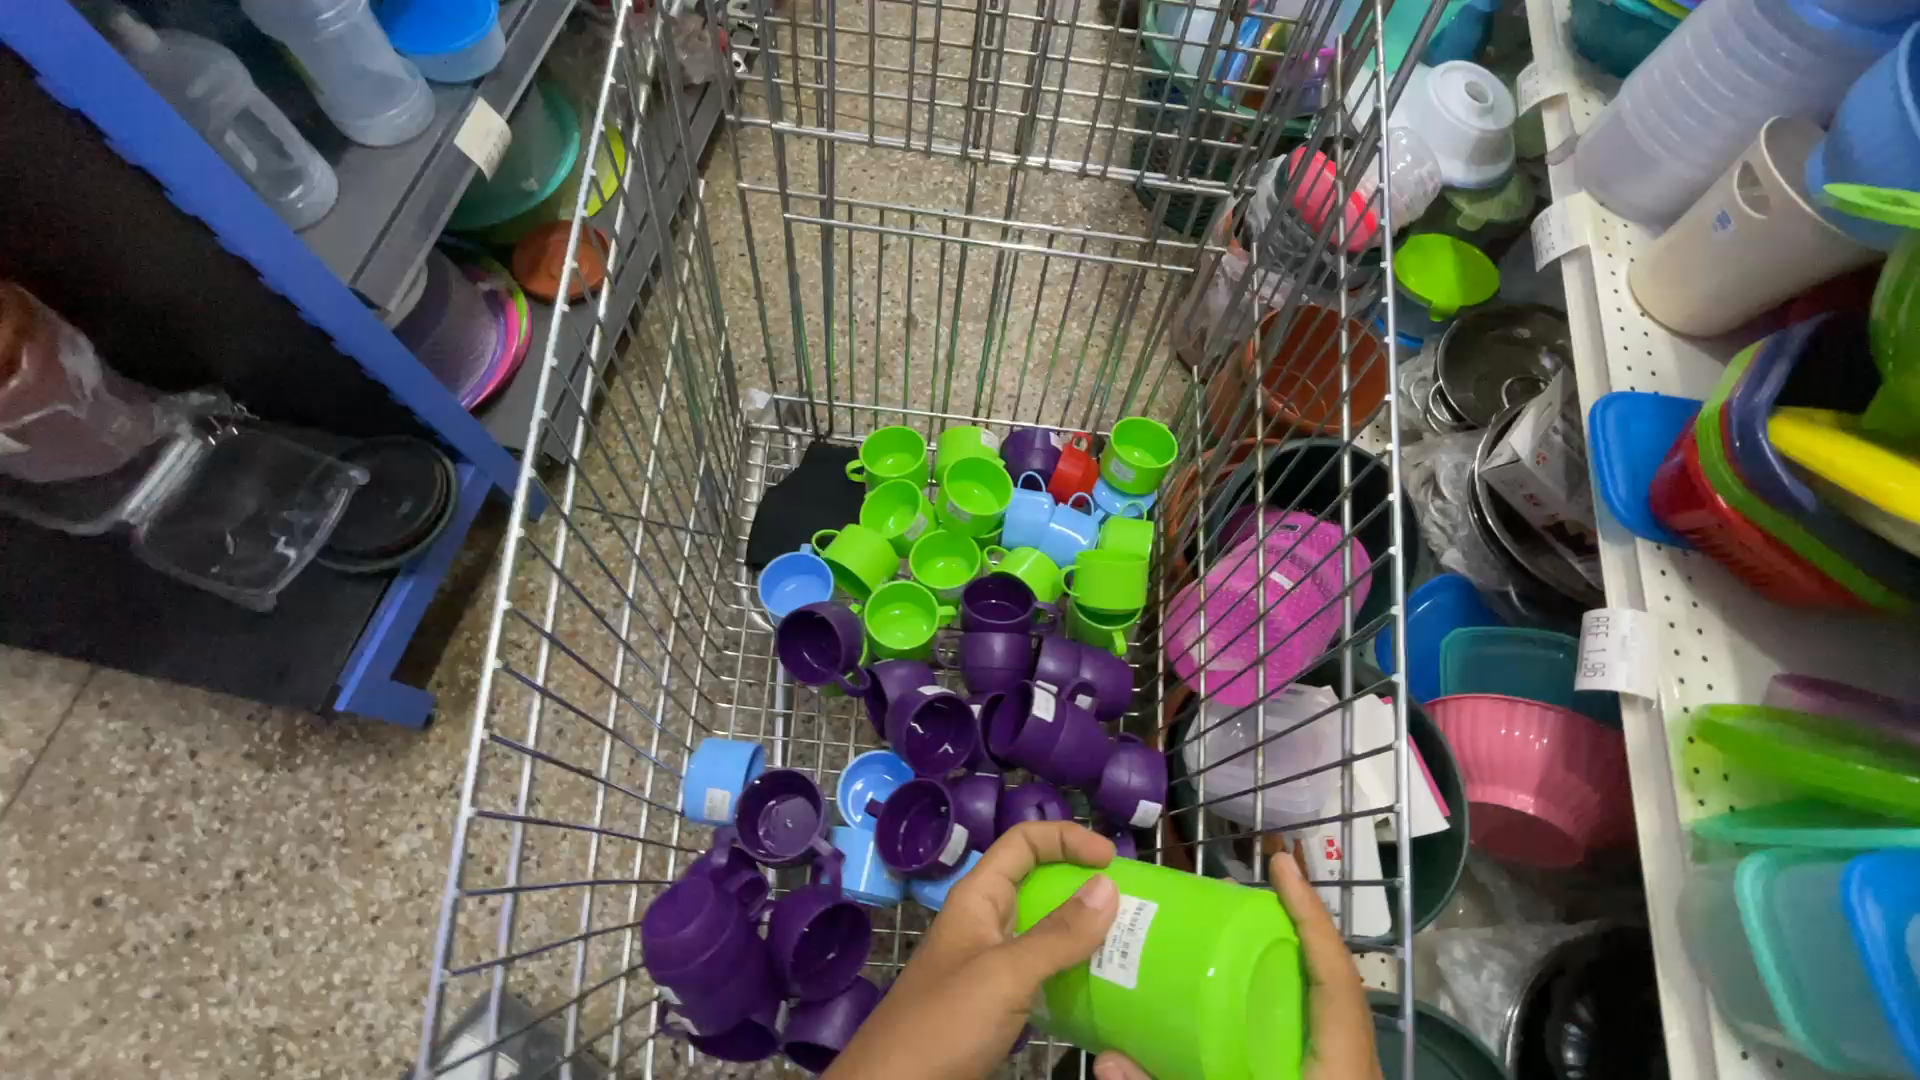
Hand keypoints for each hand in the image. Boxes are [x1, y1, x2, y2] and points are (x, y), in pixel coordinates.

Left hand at [824, 821, 1118, 1079]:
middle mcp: (985, 919)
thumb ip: (1056, 934)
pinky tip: (1100, 986)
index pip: (1023, 842)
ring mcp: (989, 961)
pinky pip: (1042, 970)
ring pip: (1043, 929)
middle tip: (1129, 904)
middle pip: (1037, 882)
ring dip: (1082, 931)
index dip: (1065, 838)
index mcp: (979, 896)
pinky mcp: (996, 1000)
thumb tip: (1108, 885)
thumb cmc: (944, 1021)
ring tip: (1127, 944)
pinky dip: (1071, 970)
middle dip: (1082, 886)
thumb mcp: (1004, 975)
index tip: (1110, 859)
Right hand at [1091, 852, 1382, 1079]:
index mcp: (1339, 1072)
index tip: (1282, 865)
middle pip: (1329, 986)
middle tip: (1242, 897)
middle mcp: (1346, 1072)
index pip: (1335, 977)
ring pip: (1318, 1016)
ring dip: (1286, 971)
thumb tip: (1101, 1055)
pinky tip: (1236, 1008)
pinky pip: (1303, 1043)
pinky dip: (1277, 1011)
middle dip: (1294, 933)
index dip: (1312, 916)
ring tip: (1236, 937)